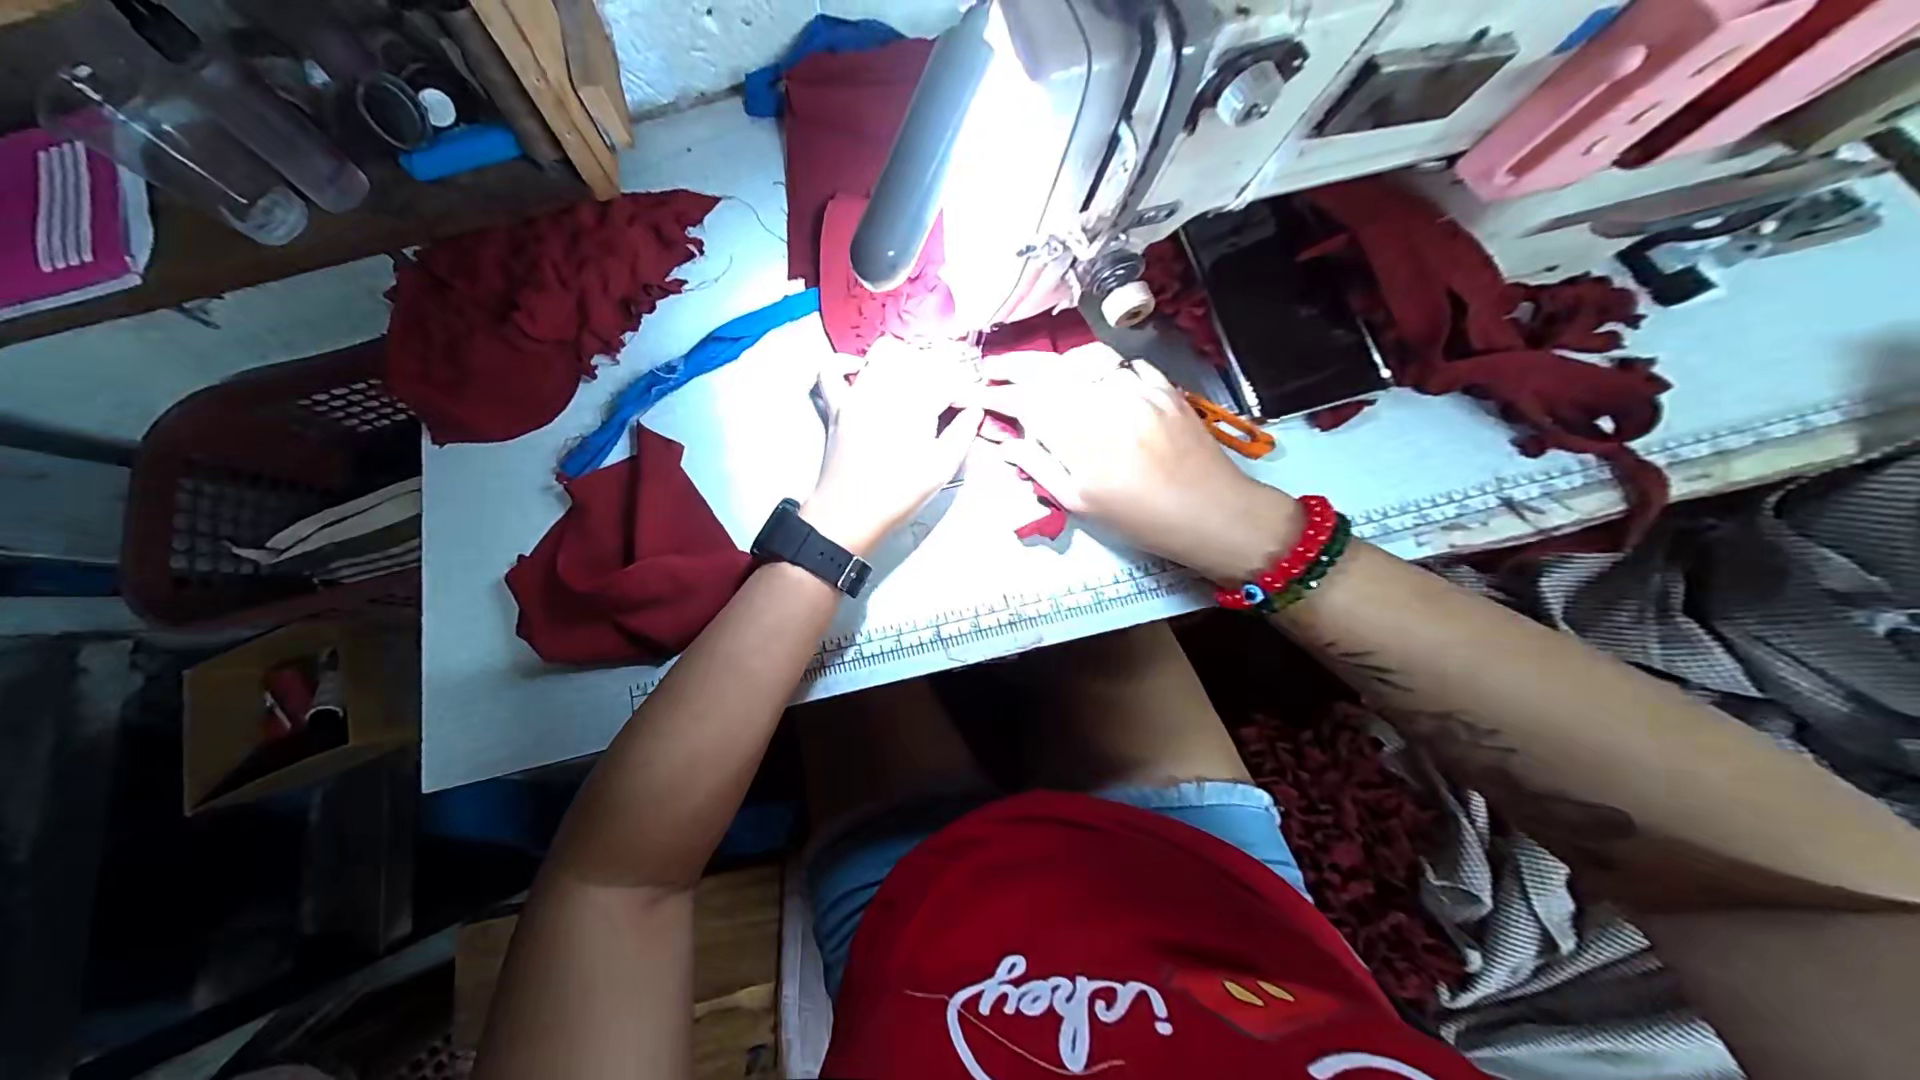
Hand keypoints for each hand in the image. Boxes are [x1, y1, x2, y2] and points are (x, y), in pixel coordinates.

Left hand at [804, 338, 983, 555]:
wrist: (848, 516)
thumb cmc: (897, 496)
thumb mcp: (942, 469)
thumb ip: (962, 434)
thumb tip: (974, 412)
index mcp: (916, 405)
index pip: (948, 380)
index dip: (964, 391)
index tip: (969, 407)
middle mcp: (886, 390)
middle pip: (919, 359)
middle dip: (939, 372)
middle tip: (948, 397)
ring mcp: (857, 395)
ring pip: (883, 354)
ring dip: (905, 361)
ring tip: (916, 383)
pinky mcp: (837, 406)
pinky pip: (832, 371)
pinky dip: (845, 363)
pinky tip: (860, 369)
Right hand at [983, 344, 1299, 581]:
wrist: (1212, 511)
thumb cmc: (1139, 517)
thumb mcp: (1079, 502)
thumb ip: (1038, 465)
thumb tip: (1004, 442)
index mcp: (1080, 433)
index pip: (1024, 400)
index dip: (994, 393)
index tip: (974, 392)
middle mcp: (1105, 399)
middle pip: (1049, 368)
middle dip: (1014, 366)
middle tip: (992, 370)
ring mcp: (1137, 387)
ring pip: (1082, 360)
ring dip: (1052, 364)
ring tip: (1036, 374)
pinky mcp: (1161, 385)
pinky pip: (1119, 365)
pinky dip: (1096, 369)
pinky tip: (1089, 381)